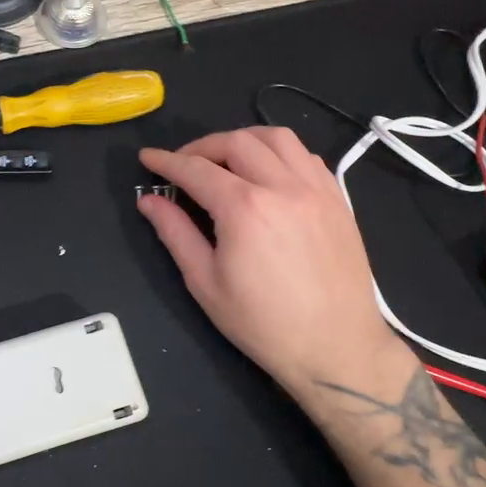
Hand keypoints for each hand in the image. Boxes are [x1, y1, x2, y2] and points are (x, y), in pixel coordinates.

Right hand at [138, 127, 410, 392]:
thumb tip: (150, 201)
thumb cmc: (263, 323)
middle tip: (183, 165)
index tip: (147, 158)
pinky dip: (279, 153)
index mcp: (244, 209)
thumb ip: (175, 233)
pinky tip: (267, 172)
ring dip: (243, 140)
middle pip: (235, 142)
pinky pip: (307, 156)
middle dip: (201, 147)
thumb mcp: (205, 283)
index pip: (195, 169)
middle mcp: (282, 187)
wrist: (337, 348)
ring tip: (225, 159)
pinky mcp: (338, 200)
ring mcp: (316, 190)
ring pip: (277, 138)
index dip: (166, 161)